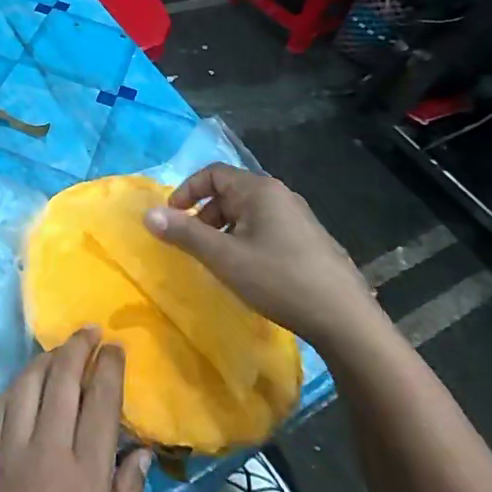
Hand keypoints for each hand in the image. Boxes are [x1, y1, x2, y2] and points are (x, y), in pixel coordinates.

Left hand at [0, 329, 150, 491]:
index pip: (101, 401)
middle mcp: (46, 454)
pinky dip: (16, 385)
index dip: (110, 366)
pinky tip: (28, 381)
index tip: (117, 346)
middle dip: (78, 346)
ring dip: (46, 358)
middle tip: (92, 330)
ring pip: (27, 385)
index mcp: (86, 478)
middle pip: (62, 380)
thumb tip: (143, 451)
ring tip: (62, 348)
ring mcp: (9, 455)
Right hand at [145, 163, 377, 351]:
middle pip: (231, 192)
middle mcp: (280, 195)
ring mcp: (298, 217)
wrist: (344, 318)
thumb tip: (148, 214)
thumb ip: (185, 233)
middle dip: (205, 214)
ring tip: (218, 261)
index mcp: (260, 190)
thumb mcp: (224, 258)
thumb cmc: (279, 279)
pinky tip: (249, 272)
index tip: (171, 218)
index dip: (187, 190)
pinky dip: (246, 240)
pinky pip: (266, 228)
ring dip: (225, 230)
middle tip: (192, 244)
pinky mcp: (309, 240)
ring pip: (249, 213)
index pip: (213, 173)